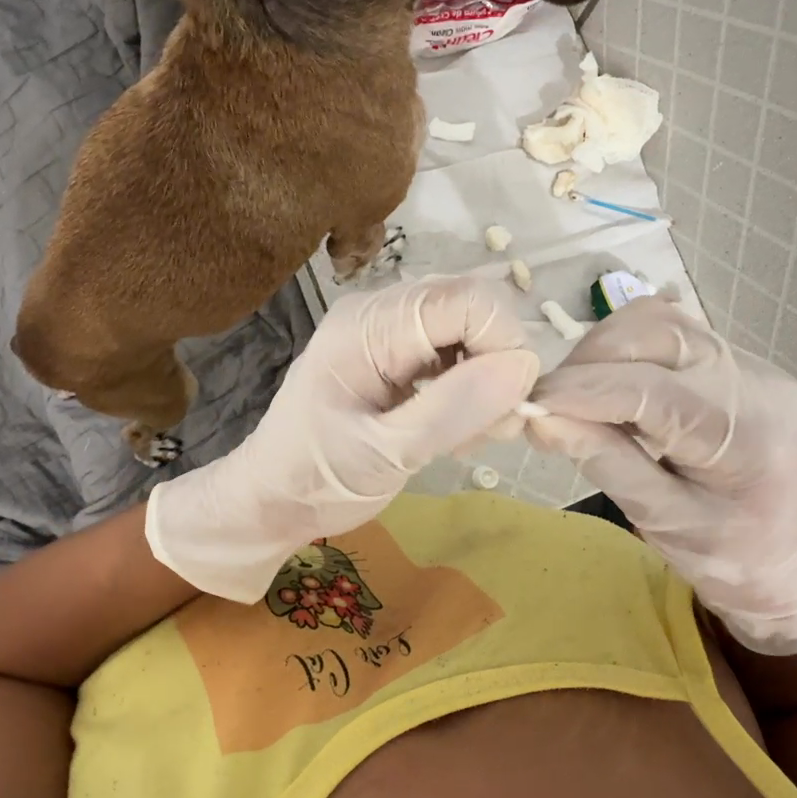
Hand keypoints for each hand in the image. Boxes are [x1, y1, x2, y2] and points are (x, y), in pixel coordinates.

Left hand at [147, 276, 539, 601]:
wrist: (273, 499)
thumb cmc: (319, 481)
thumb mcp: (387, 454)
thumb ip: (454, 408)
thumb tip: (523, 365)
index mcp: (367, 327)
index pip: (467, 298)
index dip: (504, 343)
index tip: (508, 406)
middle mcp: (377, 312)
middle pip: (472, 305)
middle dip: (498, 362)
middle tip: (491, 429)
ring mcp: (385, 330)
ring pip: (469, 328)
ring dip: (487, 378)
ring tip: (469, 436)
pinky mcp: (394, 352)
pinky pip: (453, 349)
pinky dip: (470, 385)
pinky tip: (456, 428)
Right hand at [525, 295, 796, 653]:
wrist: (782, 557)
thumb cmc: (723, 554)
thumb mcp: (659, 519)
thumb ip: (603, 462)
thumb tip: (537, 418)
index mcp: (750, 438)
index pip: (651, 390)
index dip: (581, 390)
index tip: (527, 403)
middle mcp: (758, 384)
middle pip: (656, 333)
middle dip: (589, 361)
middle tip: (550, 402)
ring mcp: (752, 364)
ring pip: (658, 321)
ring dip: (603, 350)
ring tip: (577, 394)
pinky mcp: (736, 358)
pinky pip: (668, 331)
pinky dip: (624, 350)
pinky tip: (610, 385)